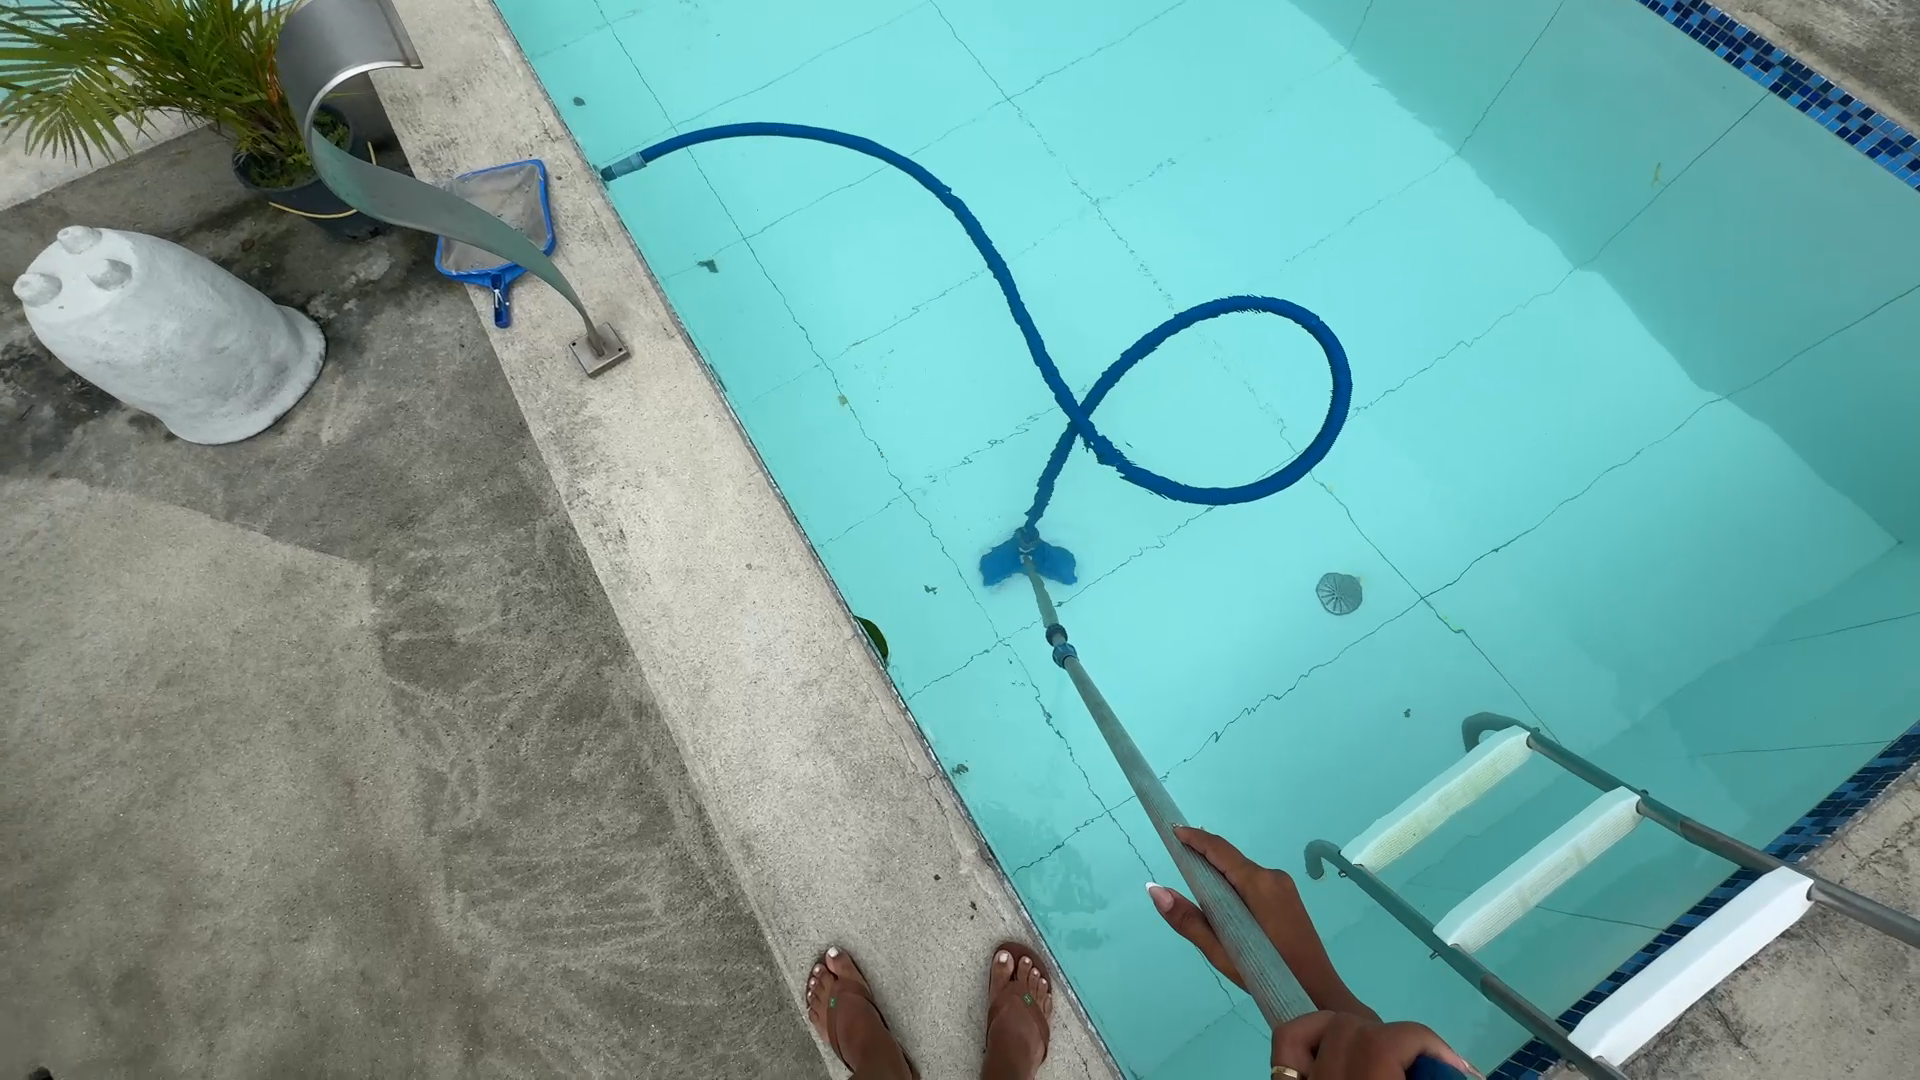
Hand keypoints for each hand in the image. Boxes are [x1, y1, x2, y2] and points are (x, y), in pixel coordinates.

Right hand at [1146, 826, 1476, 1076]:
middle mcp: (1273, 877)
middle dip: (1203, 855)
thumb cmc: (1269, 975)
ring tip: (1194, 883)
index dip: (1194, 837)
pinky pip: (1253, 881)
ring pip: (1242, 870)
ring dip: (1219, 872)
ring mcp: (1284, 887)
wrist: (1322, 999)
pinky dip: (1233, 883)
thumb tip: (1154, 889)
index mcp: (1258, 884)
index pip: (1220, 849)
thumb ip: (1187, 920)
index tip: (1172, 831)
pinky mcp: (1289, 899)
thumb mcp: (1221, 952)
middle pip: (1231, 858)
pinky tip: (1223, 903)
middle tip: (1177, 859)